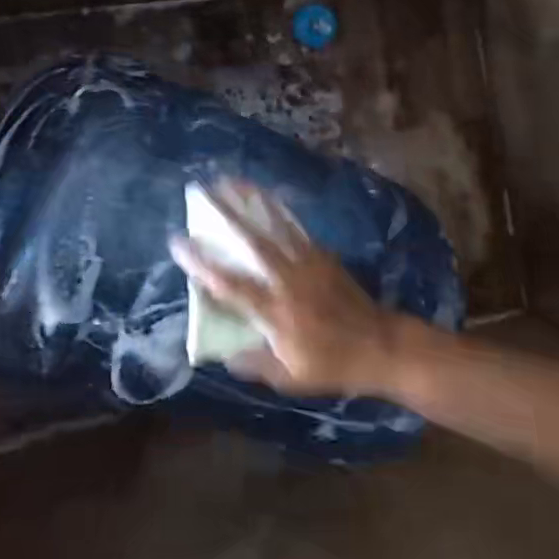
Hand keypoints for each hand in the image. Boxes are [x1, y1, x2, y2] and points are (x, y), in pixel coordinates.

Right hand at [169, 179, 404, 397]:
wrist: (380, 345)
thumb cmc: (333, 364)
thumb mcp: (290, 378)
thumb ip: (254, 364)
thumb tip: (224, 355)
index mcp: (275, 311)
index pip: (230, 284)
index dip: (201, 263)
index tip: (178, 242)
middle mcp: (288, 280)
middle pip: (252, 242)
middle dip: (226, 215)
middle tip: (205, 192)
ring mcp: (308, 263)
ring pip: (275, 226)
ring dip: (252, 202)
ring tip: (232, 180)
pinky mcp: (323, 256)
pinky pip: (295, 228)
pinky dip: (278, 211)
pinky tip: (267, 197)